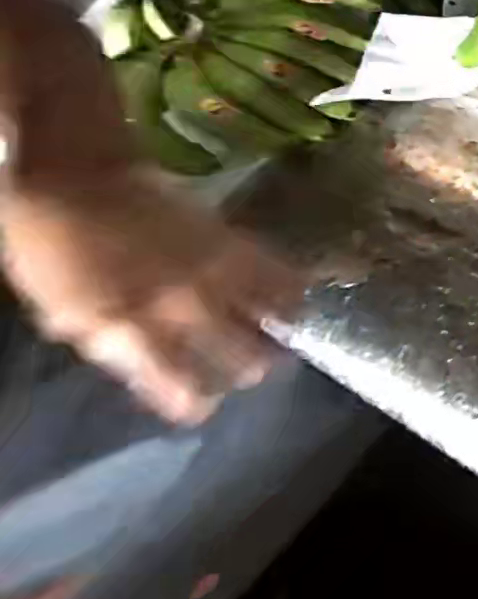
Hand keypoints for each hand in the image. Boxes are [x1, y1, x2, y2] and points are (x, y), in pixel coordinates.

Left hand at [0, 165, 300, 424]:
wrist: (83, 187)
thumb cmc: (55, 252)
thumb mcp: (64, 303)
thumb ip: (107, 328)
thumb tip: (143, 350)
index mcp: (120, 322)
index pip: (162, 369)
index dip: (184, 392)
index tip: (203, 411)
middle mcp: (173, 302)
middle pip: (223, 340)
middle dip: (246, 361)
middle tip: (265, 375)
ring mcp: (209, 271)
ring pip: (257, 306)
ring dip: (278, 325)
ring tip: (295, 335)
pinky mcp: (232, 243)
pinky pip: (272, 269)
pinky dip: (289, 285)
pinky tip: (301, 295)